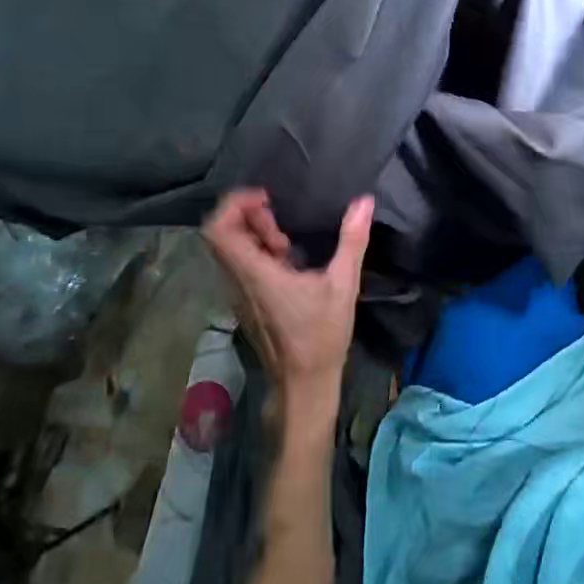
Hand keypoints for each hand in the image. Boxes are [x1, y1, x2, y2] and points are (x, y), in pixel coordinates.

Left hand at [202, 190, 372, 407]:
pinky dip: (256, 252)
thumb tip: (364, 201)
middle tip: (279, 220)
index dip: (234, 204)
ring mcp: (237, 293)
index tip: (265, 198)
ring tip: (286, 242)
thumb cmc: (321, 337)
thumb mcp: (343, 285)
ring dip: (253, 235)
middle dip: (248, 217)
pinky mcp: (245, 303)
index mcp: (254, 273)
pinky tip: (287, 262)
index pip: (218, 229)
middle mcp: (237, 280)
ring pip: (230, 250)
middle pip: (222, 234)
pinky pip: (239, 265)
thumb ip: (352, 241)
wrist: (304, 385)